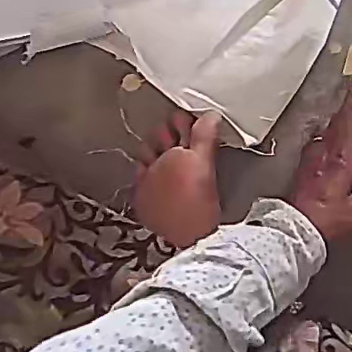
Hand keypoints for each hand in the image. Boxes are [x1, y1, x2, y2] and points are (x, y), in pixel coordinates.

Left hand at [134, 110, 222, 247]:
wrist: (191, 236)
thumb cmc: (201, 199)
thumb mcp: (206, 164)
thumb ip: (205, 136)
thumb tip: (209, 115)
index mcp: (168, 151)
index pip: (173, 124)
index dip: (183, 120)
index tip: (192, 120)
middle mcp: (151, 163)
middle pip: (156, 138)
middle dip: (168, 133)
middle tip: (183, 135)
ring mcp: (143, 182)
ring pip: (146, 157)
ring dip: (157, 153)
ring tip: (171, 156)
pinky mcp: (141, 199)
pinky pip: (141, 179)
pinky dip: (150, 174)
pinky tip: (160, 179)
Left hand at [289, 78, 351, 239]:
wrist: (294, 228)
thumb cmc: (326, 218)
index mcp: (340, 156)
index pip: (347, 120)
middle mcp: (323, 151)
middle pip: (337, 121)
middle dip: (349, 108)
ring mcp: (310, 156)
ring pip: (326, 132)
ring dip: (337, 125)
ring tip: (350, 125)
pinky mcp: (301, 167)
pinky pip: (319, 145)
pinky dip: (328, 141)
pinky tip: (333, 149)